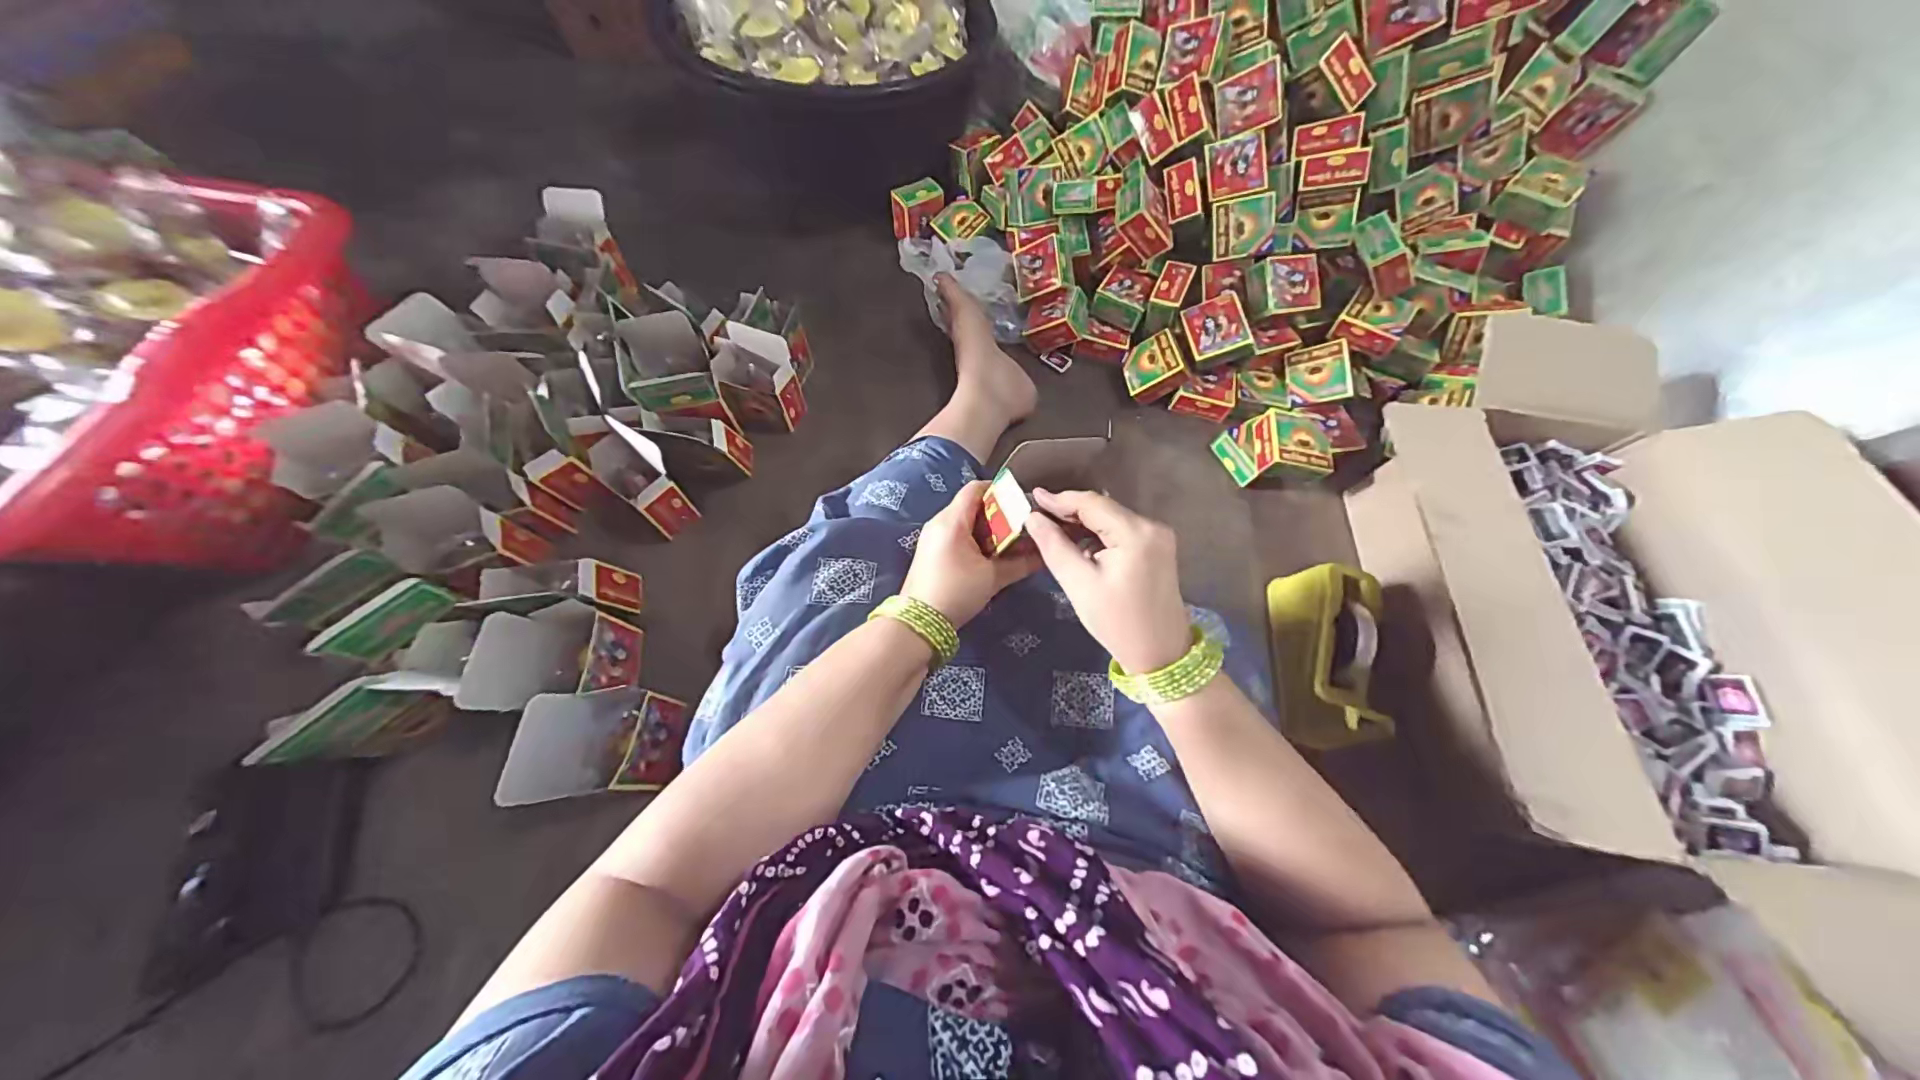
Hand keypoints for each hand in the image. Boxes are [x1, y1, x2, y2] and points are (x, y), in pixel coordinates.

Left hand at [901, 480, 1041, 626]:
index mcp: (952, 521)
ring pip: (964, 522)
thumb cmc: (956, 593)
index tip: (1020, 505)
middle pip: (971, 505)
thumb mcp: (993, 578)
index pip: (975, 489)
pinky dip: (973, 540)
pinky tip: (988, 557)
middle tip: (1020, 529)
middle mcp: (939, 522)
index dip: (999, 491)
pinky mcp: (930, 551)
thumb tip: (1045, 555)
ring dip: (987, 530)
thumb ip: (1021, 563)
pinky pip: (955, 535)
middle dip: (997, 515)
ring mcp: (932, 537)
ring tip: (1008, 546)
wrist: (919, 623)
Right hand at [1025, 489, 1190, 673]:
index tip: (1032, 497)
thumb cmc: (1116, 622)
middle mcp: (1152, 526)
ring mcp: (1159, 536)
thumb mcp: (1078, 584)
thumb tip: (1033, 517)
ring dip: (1083, 522)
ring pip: (1111, 518)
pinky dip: (1099, 533)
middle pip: (1103, 508)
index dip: (1059, 499)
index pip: (1091, 503)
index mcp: (1136, 533)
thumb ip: (1054, 545)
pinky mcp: (1158, 548)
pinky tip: (1079, 543)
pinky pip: (1122, 530)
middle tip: (1037, 515)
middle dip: (1070, 510)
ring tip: (1052, 529)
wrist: (1160, 654)